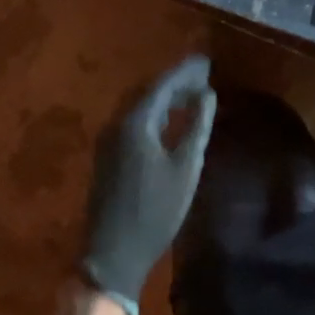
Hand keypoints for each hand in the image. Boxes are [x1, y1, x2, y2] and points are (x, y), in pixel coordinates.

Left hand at [81, 55, 216, 314]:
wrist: (113, 254)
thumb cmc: (155, 211)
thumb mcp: (185, 169)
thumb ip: (197, 126)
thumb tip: (207, 94)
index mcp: (135, 122)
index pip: (163, 84)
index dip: (186, 71)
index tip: (207, 60)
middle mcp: (117, 123)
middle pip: (148, 90)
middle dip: (175, 80)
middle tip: (202, 76)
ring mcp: (108, 140)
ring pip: (138, 105)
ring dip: (164, 96)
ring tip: (190, 95)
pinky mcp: (107, 155)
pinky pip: (132, 119)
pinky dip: (153, 112)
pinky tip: (169, 120)